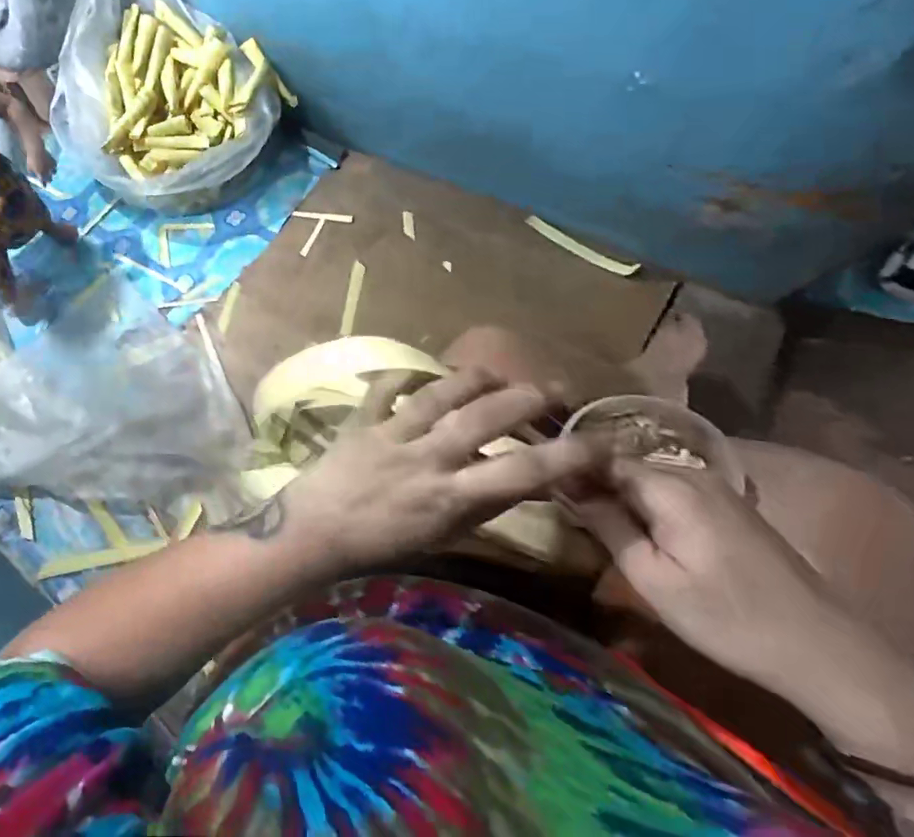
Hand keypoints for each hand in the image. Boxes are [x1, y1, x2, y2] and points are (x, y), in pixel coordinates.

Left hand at [277, 369, 605, 574]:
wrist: (316, 531)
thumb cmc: (383, 543)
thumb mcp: (444, 536)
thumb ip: (486, 506)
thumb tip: (530, 480)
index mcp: (449, 496)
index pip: (520, 472)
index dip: (565, 455)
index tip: (597, 440)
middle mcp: (424, 459)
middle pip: (482, 419)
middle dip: (523, 400)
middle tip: (552, 389)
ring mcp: (389, 435)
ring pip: (436, 395)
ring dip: (470, 379)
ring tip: (495, 373)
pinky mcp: (359, 421)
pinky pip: (382, 389)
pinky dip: (402, 375)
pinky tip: (422, 370)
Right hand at [577, 462, 913, 773]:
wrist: (830, 654)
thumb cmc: (728, 618)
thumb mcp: (650, 576)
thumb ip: (605, 522)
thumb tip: (564, 483)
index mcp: (669, 485)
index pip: (596, 455)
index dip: (563, 464)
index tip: (532, 478)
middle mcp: (693, 474)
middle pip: (620, 462)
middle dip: (586, 476)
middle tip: (551, 499)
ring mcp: (717, 489)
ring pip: (643, 476)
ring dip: (613, 490)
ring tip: (581, 510)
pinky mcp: (730, 507)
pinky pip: (668, 490)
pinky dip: (641, 501)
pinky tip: (628, 523)